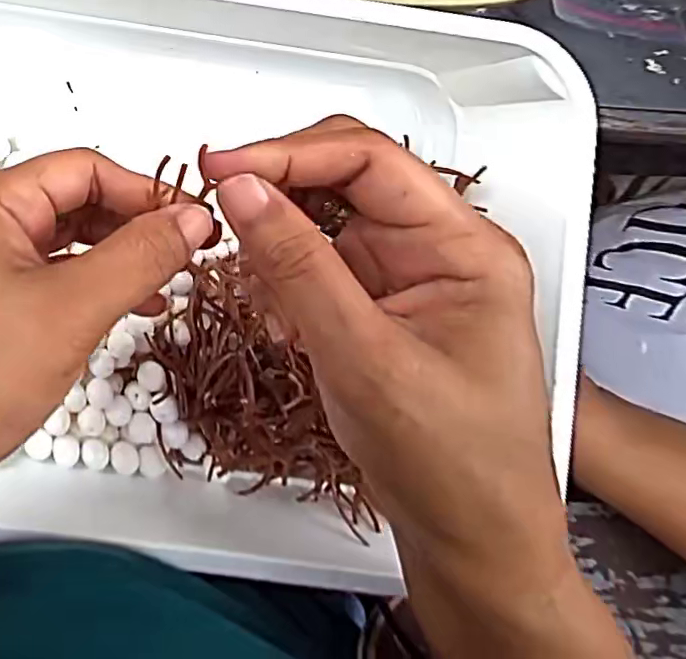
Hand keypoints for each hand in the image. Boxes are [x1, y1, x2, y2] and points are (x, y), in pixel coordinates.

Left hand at [0, 149, 214, 495]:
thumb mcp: (73, 308)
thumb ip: (140, 255)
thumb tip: (191, 219)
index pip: (85, 169)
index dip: (144, 190)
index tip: (192, 218)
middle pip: (79, 198)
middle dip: (135, 222)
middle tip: (188, 248)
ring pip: (72, 235)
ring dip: (121, 253)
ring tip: (168, 276)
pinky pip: (58, 268)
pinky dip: (98, 279)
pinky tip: (133, 301)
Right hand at [200, 117, 569, 588]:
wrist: (466, 533)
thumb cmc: (451, 462)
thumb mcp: (364, 357)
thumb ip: (297, 265)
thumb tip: (241, 190)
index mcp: (461, 246)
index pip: (367, 158)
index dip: (287, 152)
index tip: (223, 168)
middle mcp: (427, 243)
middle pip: (338, 168)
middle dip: (274, 179)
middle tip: (218, 196)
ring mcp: (391, 265)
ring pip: (311, 208)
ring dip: (269, 231)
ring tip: (254, 279)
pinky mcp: (362, 288)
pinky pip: (301, 250)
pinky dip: (272, 269)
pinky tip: (274, 308)